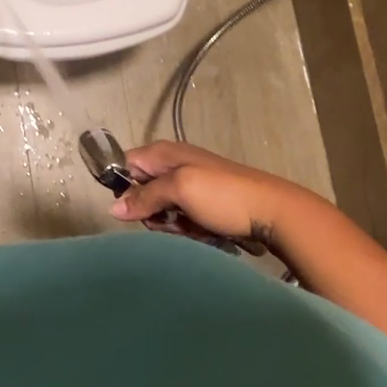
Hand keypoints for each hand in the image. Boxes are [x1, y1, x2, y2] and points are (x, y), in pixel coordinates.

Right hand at [109, 141, 329, 242]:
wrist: (272, 212)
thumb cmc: (223, 196)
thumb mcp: (180, 190)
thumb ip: (145, 196)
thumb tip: (113, 208)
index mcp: (164, 153)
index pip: (126, 165)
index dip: (125, 187)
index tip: (136, 208)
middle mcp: (174, 165)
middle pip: (142, 192)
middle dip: (152, 212)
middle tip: (172, 220)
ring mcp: (190, 186)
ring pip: (161, 210)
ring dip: (172, 224)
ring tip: (193, 228)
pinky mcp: (203, 205)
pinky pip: (181, 218)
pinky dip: (188, 228)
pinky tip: (203, 232)